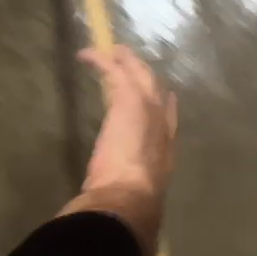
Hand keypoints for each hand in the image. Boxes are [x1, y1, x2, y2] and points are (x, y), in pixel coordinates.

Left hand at [78, 45, 176, 200]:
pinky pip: (113, 70)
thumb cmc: (132, 204)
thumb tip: (125, 196)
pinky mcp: (127, 97)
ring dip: (124, 61)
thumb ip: (136, 188)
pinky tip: (87, 55)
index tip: (168, 97)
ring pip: (137, 74)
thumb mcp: (139, 196)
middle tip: (134, 63)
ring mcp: (147, 107)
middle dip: (145, 75)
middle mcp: (161, 124)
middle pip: (156, 90)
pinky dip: (100, 60)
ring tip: (112, 51)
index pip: (169, 121)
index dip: (168, 108)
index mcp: (166, 150)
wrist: (130, 196)